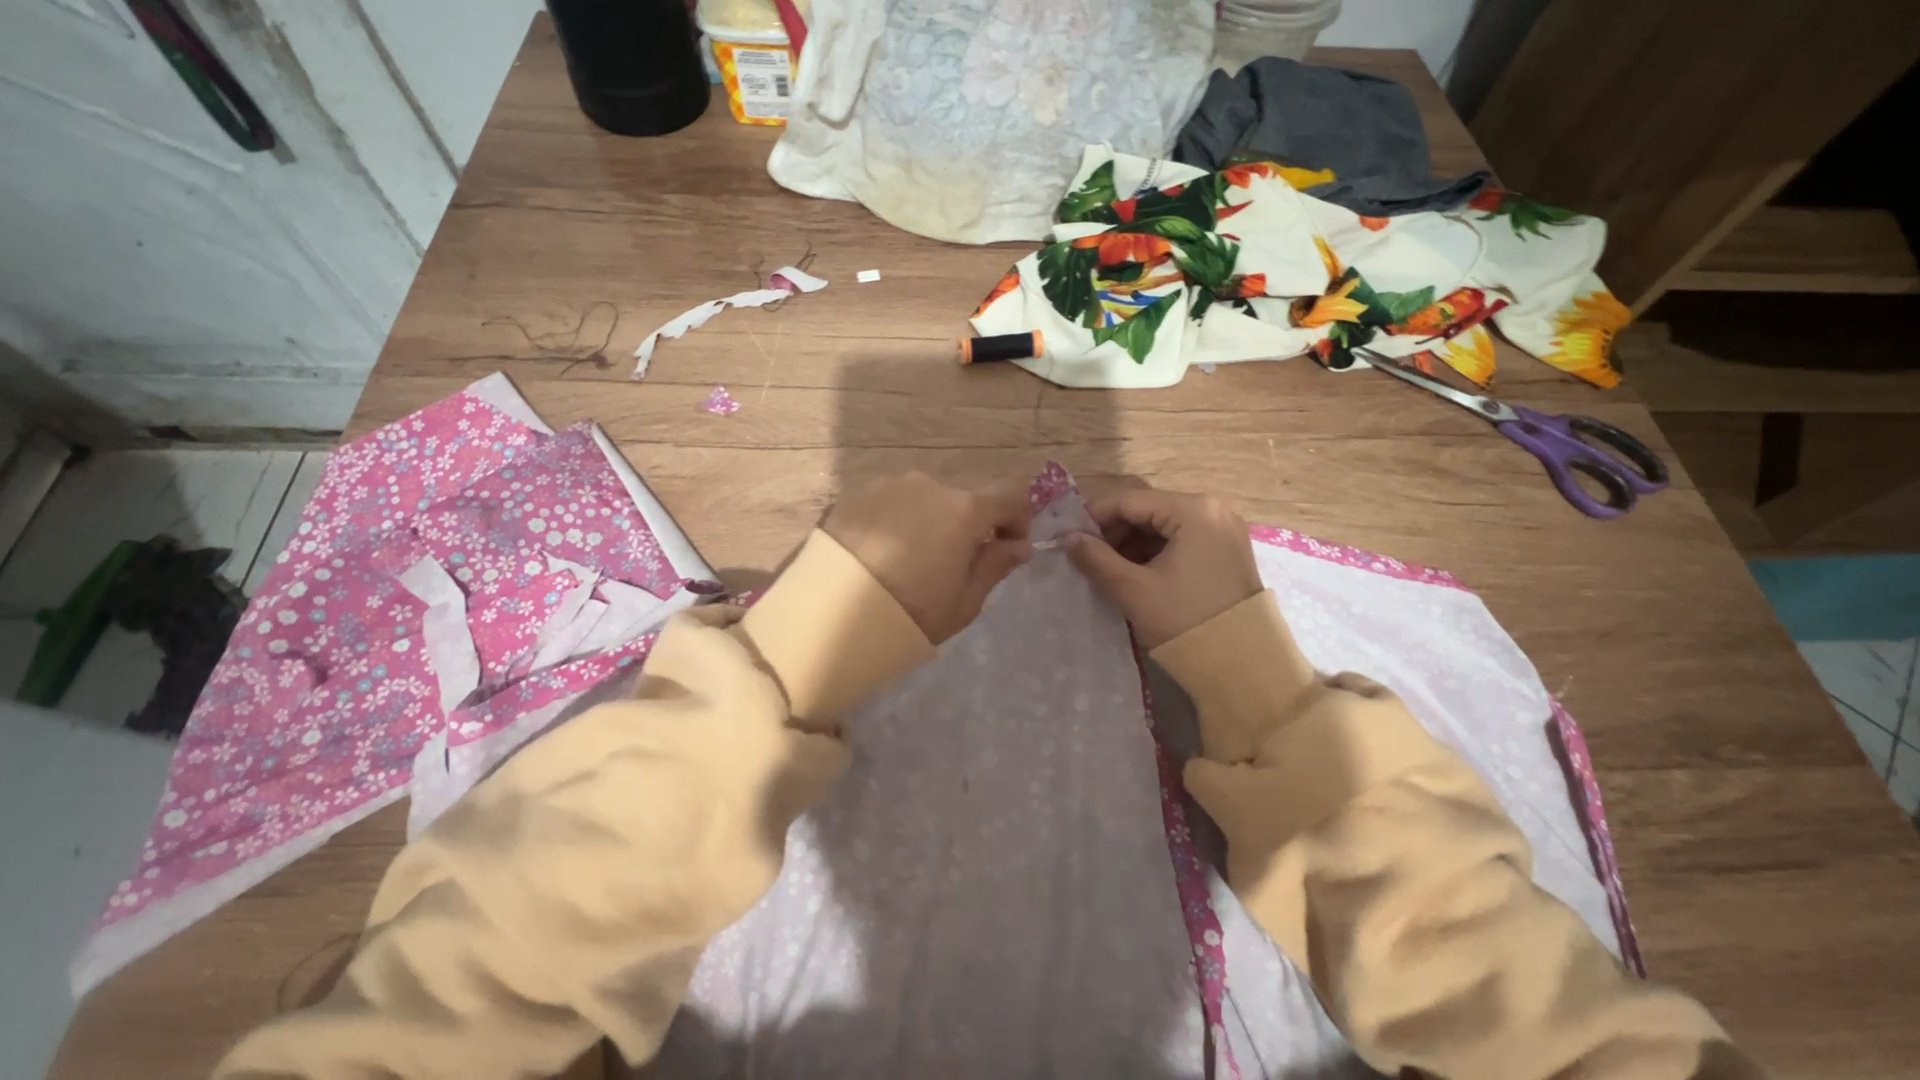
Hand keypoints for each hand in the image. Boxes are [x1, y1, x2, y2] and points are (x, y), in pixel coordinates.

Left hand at [823, 471, 1032, 642]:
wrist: (829, 614)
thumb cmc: (910, 612)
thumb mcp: (964, 602)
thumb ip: (995, 566)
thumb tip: (1019, 546)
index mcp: (964, 509)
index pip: (1011, 495)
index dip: (1019, 521)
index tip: (1009, 550)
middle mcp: (928, 485)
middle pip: (964, 499)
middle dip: (970, 526)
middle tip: (955, 566)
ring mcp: (888, 486)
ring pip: (924, 500)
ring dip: (930, 523)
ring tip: (911, 563)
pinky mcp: (854, 495)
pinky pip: (890, 504)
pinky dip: (897, 522)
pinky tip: (881, 556)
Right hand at [1065, 487, 1260, 649]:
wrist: (1241, 663)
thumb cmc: (1183, 619)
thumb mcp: (1133, 589)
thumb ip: (1096, 558)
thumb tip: (1067, 538)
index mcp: (1193, 510)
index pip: (1130, 501)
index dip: (1095, 518)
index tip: (1071, 539)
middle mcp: (1213, 510)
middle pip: (1149, 510)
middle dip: (1116, 533)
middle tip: (1090, 560)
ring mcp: (1225, 531)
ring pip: (1165, 526)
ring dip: (1134, 545)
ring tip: (1110, 571)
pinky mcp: (1228, 552)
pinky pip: (1184, 541)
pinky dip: (1157, 553)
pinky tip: (1138, 575)